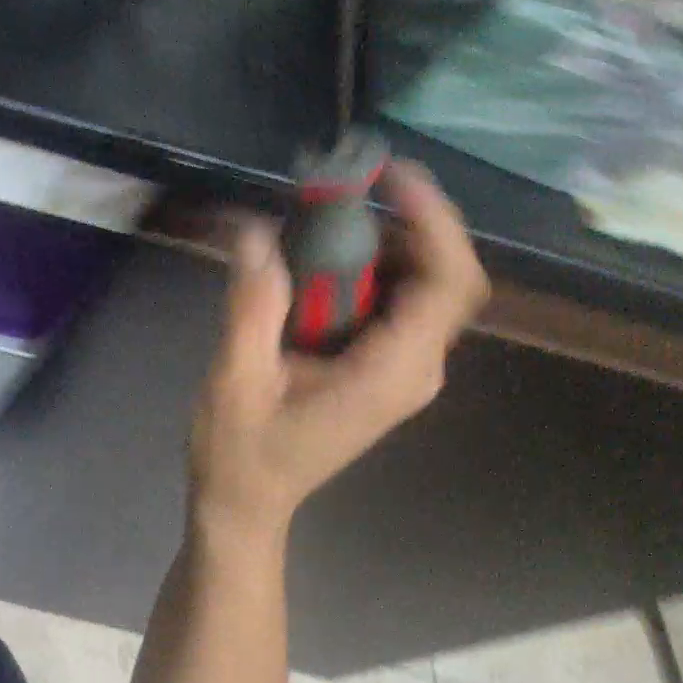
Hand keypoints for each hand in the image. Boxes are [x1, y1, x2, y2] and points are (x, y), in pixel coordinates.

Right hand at [189, 162, 489, 535]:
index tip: (389, 177)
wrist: (244, 505)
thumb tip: (254, 231)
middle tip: (342, 197)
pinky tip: (319, 269)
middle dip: (402, 229)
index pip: (446, 281)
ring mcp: (402, 375)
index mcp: (393, 371)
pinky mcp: (381, 376)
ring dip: (381, 251)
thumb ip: (253, 304)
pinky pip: (393, 312)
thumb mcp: (236, 377)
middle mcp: (416, 369)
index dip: (431, 220)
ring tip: (323, 224)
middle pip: (442, 280)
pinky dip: (366, 278)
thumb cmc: (239, 452)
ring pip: (419, 293)